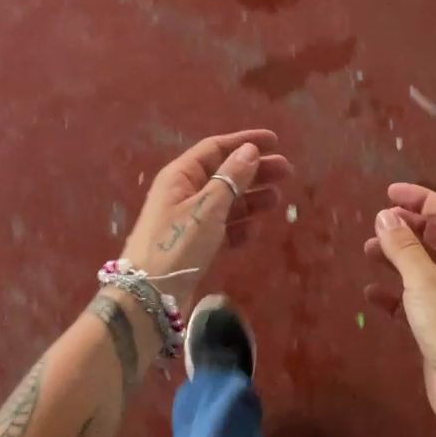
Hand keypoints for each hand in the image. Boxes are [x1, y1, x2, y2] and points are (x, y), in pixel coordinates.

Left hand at [121, 130, 289, 310]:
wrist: (149, 295)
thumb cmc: (177, 244)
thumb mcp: (207, 208)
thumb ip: (230, 178)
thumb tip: (249, 150)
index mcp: (180, 176)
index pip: (215, 148)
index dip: (244, 142)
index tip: (275, 141)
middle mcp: (183, 193)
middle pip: (224, 174)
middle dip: (254, 171)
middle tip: (286, 172)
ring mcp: (188, 220)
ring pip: (225, 201)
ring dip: (250, 198)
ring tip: (276, 200)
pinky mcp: (193, 244)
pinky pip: (221, 228)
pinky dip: (238, 227)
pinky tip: (254, 230)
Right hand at [364, 183, 435, 432]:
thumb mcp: (424, 282)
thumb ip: (403, 247)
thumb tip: (385, 215)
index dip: (421, 199)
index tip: (390, 194)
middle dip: (407, 226)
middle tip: (378, 224)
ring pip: (423, 265)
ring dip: (397, 256)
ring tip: (368, 252)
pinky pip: (415, 297)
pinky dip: (394, 291)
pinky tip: (371, 294)